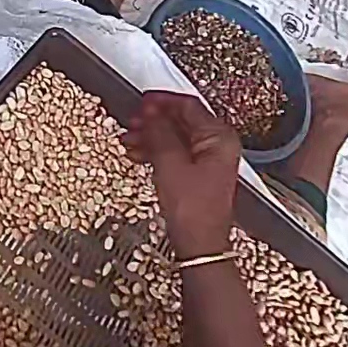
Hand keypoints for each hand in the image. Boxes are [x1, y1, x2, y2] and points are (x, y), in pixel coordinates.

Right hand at [122, 92, 240, 257]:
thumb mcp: (170, 164)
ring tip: (129, 138)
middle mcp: (217, 145)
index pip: (189, 106)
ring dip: (151, 136)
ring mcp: (208, 161)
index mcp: (219, 137)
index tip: (142, 100)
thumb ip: (160, 133)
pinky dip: (155, 151)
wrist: (198, 245)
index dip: (163, 101)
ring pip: (175, 138)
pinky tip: (137, 153)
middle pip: (182, 121)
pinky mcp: (197, 175)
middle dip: (154, 120)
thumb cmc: (191, 208)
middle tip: (133, 120)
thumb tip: (151, 112)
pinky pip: (174, 154)